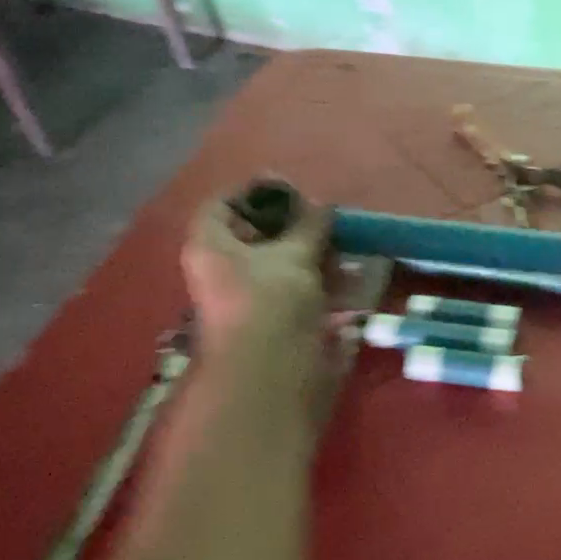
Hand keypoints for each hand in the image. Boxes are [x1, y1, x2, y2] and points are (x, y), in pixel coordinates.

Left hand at [181, 185, 331, 355]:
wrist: (273, 371)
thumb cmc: (271, 301)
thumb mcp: (294, 254)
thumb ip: (310, 226)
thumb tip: (323, 203)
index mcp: (211, 245)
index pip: (224, 204)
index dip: (256, 193)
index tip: (293, 188)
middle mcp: (223, 268)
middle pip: (255, 235)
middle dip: (294, 226)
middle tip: (326, 219)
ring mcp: (249, 296)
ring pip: (281, 264)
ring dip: (314, 254)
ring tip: (346, 247)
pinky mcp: (274, 320)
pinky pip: (295, 290)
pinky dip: (319, 281)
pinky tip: (348, 277)